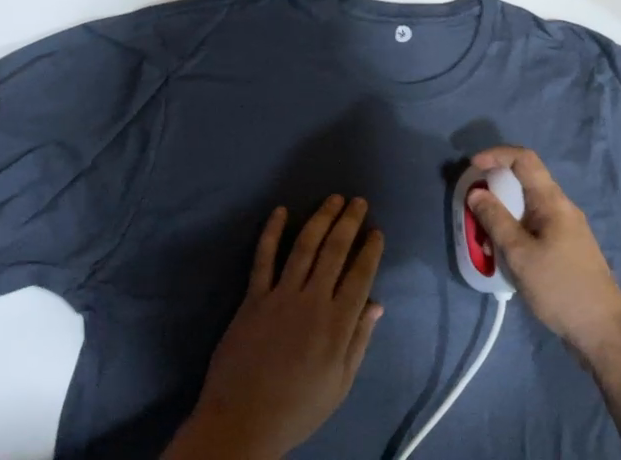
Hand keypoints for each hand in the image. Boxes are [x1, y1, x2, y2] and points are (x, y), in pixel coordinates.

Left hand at [164, 196, 384, 459]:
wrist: (244, 420)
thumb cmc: (298, 408)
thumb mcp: (340, 382)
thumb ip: (358, 340)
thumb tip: (376, 304)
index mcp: (338, 324)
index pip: (360, 275)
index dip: (370, 250)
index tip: (377, 231)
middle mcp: (312, 302)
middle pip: (335, 252)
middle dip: (349, 222)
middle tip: (358, 201)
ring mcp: (280, 296)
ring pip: (304, 247)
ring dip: (320, 219)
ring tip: (333, 199)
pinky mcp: (253, 298)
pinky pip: (264, 258)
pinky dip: (271, 232)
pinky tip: (280, 211)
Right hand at [466, 146, 620, 356]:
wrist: (603, 331)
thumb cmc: (560, 288)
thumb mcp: (520, 254)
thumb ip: (496, 220)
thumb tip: (477, 192)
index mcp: (553, 202)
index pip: (524, 159)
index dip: (497, 155)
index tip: (472, 167)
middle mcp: (562, 208)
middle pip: (525, 183)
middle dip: (495, 190)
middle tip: (472, 211)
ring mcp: (567, 229)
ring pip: (527, 209)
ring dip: (503, 216)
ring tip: (484, 241)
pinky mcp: (566, 249)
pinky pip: (534, 228)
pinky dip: (515, 233)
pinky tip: (505, 258)